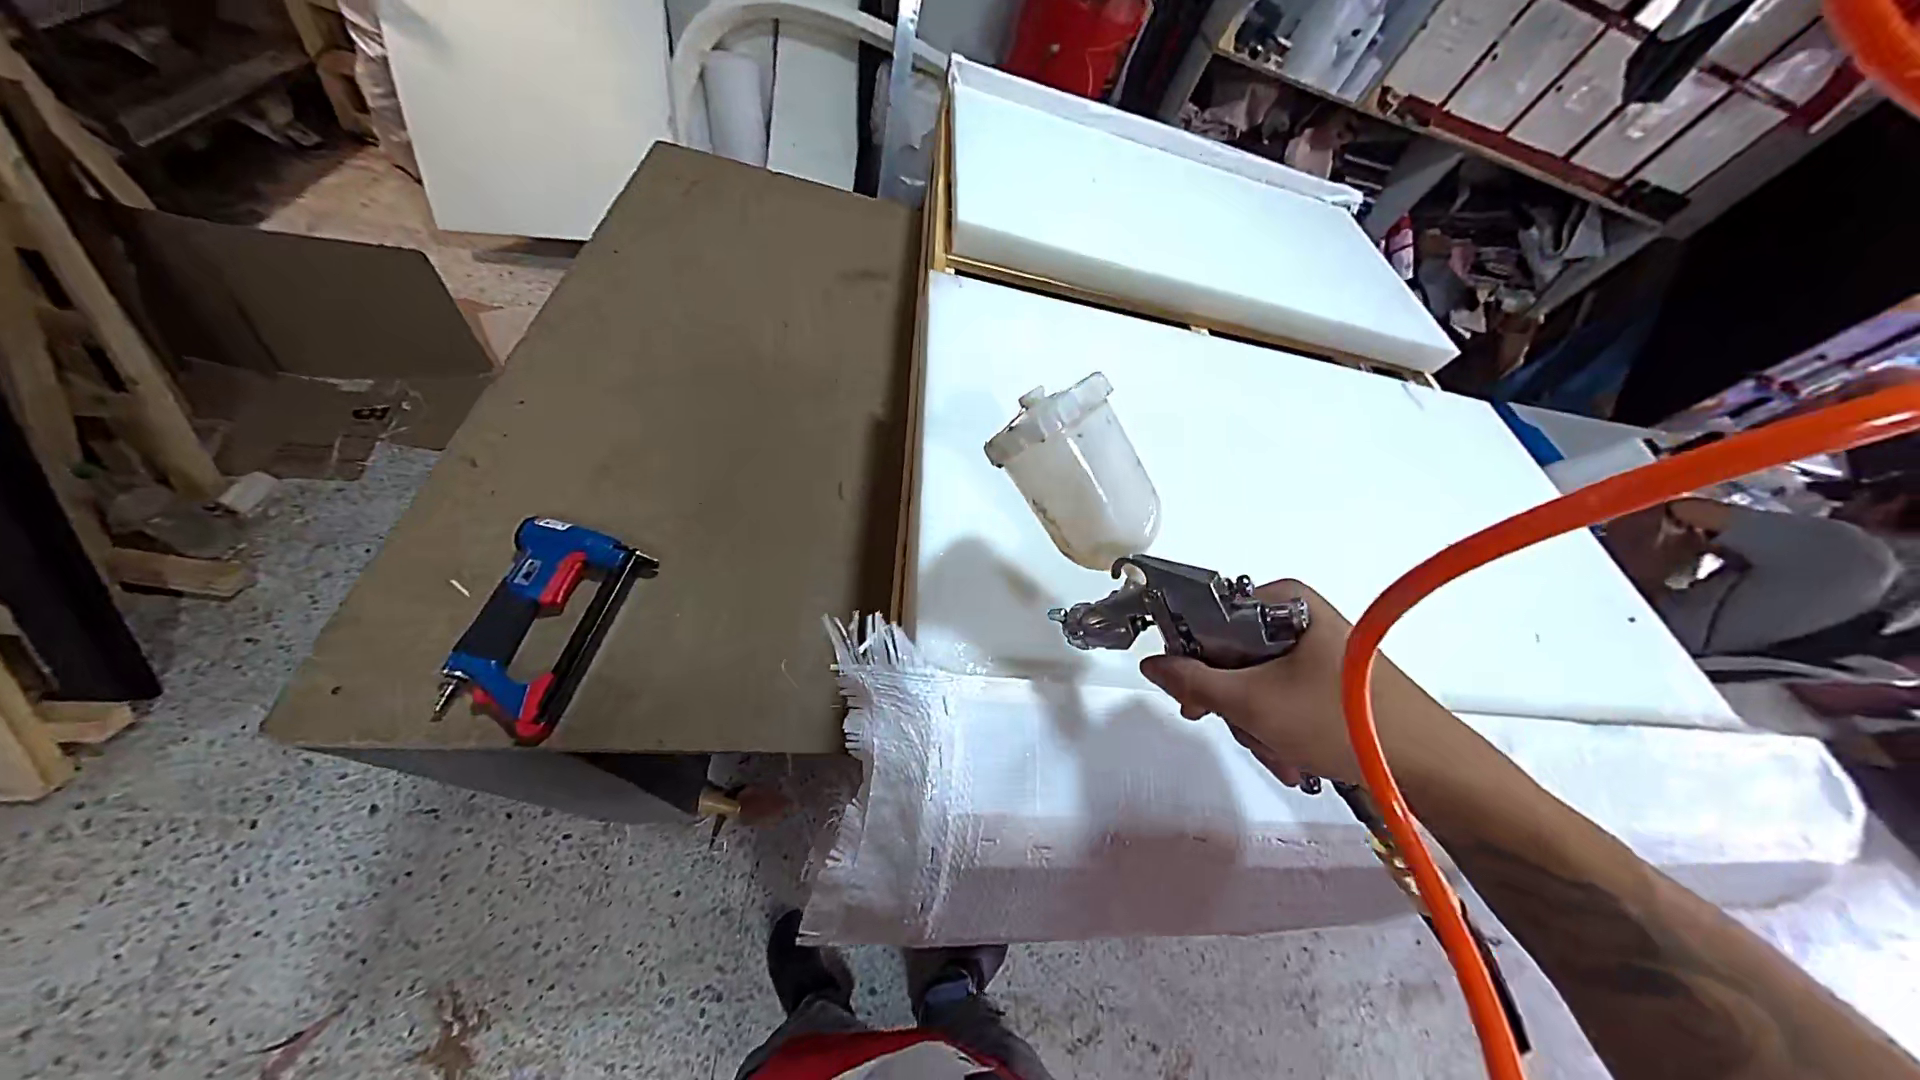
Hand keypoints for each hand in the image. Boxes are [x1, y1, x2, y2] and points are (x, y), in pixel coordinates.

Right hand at [1138, 580, 1478, 794]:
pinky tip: (1290, 756)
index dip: (1189, 654)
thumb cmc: (1338, 721)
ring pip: (1252, 681)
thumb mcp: (1252, 702)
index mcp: (1285, 602)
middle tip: (1234, 726)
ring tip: (1276, 752)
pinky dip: (1275, 727)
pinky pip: (1278, 695)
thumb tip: (1151, 664)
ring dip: (1253, 722)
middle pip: (1229, 653)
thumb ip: (1193, 681)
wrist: (1429, 769)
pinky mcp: (1326, 680)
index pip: (1209, 616)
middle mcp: (1298, 618)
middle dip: (1230, 701)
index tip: (1188, 693)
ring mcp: (1314, 650)